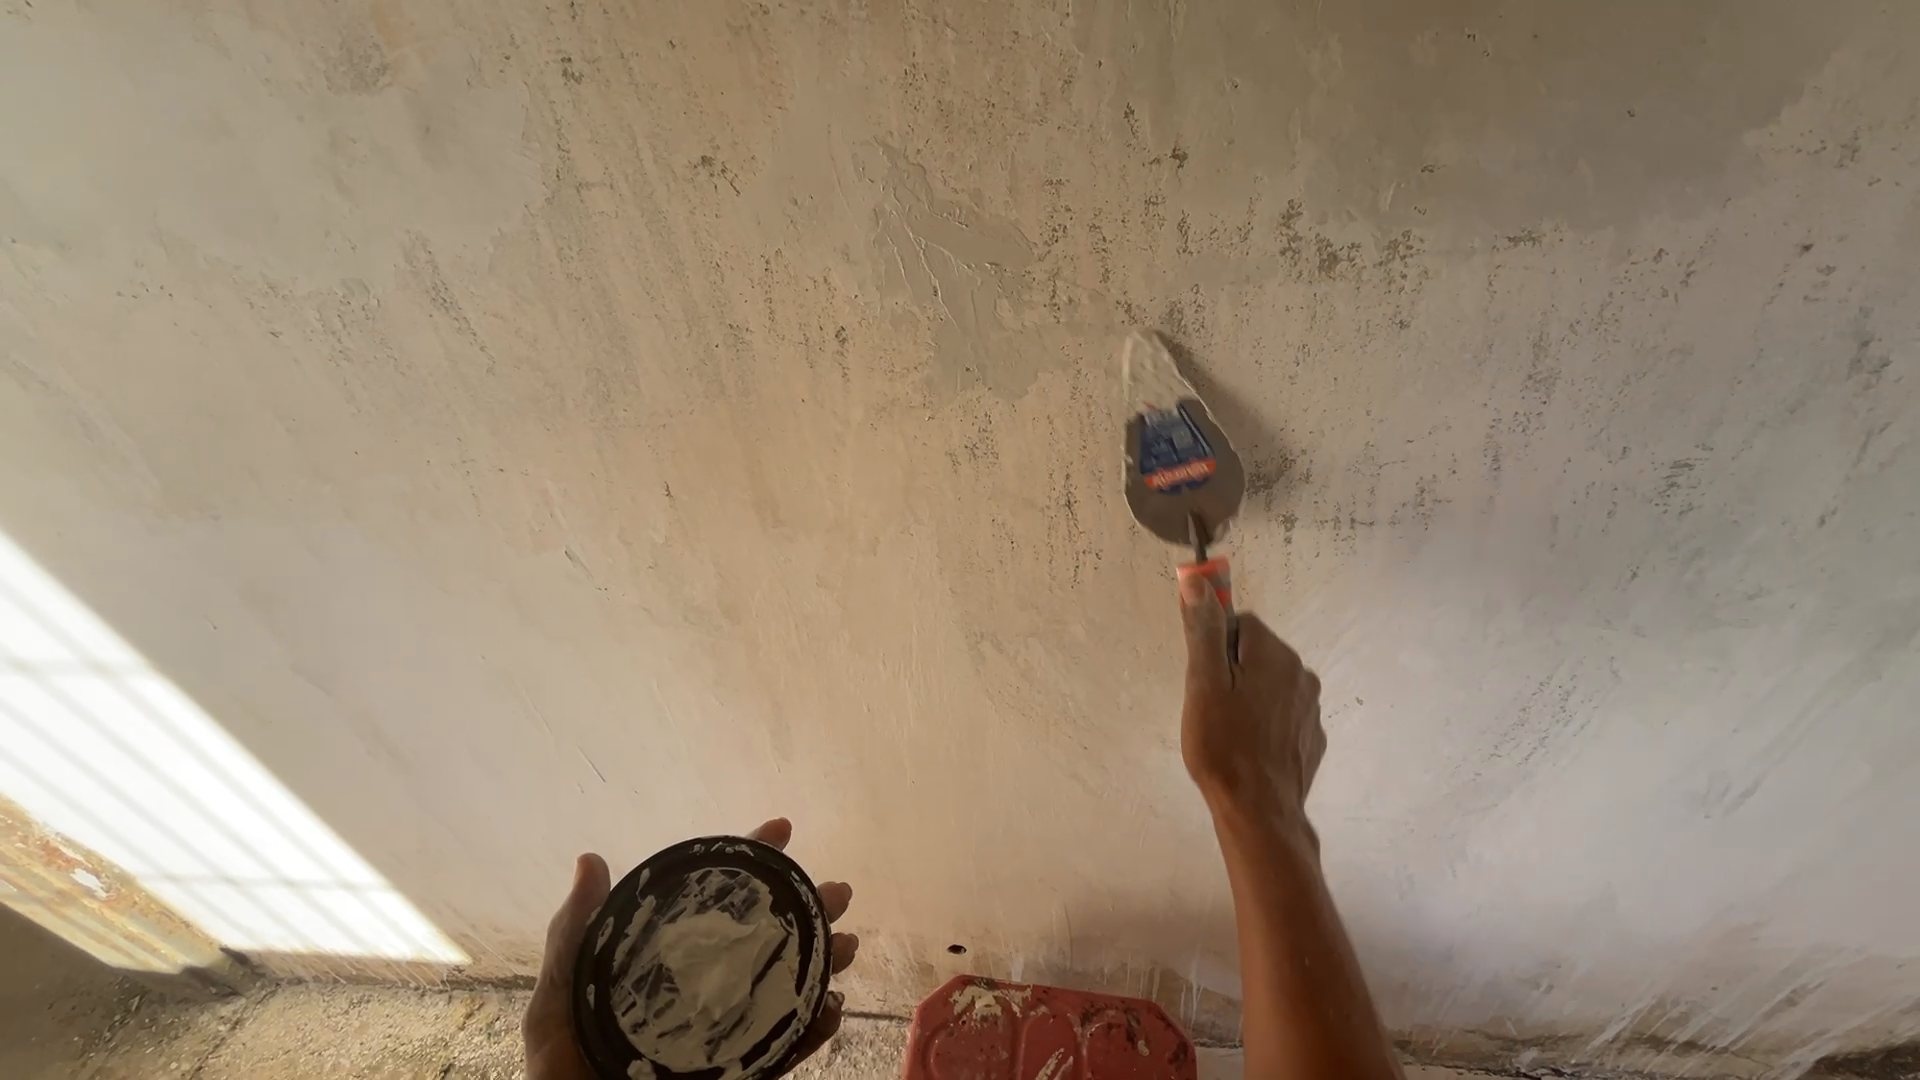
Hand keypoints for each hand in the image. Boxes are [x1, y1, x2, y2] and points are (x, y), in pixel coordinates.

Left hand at [524, 818, 859, 1079]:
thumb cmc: (563, 1075)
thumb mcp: (557, 1005)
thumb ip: (573, 936)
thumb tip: (591, 859)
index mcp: (671, 958)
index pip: (717, 897)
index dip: (753, 857)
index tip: (783, 829)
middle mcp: (709, 985)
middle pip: (769, 935)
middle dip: (810, 906)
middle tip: (839, 891)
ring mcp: (730, 1031)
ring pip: (790, 984)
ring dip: (825, 960)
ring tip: (848, 945)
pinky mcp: (745, 1073)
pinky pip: (789, 1049)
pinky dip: (817, 1028)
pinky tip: (832, 1009)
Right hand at [1178, 574, 1325, 828]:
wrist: (1258, 810)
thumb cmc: (1222, 743)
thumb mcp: (1203, 682)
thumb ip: (1204, 629)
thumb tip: (1198, 583)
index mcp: (1275, 654)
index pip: (1240, 623)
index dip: (1214, 644)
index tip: (1201, 674)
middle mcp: (1301, 673)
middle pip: (1256, 652)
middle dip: (1230, 669)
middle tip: (1209, 704)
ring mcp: (1311, 708)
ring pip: (1269, 683)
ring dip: (1248, 694)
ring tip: (1226, 728)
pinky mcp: (1311, 737)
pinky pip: (1281, 712)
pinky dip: (1264, 720)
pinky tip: (1247, 746)